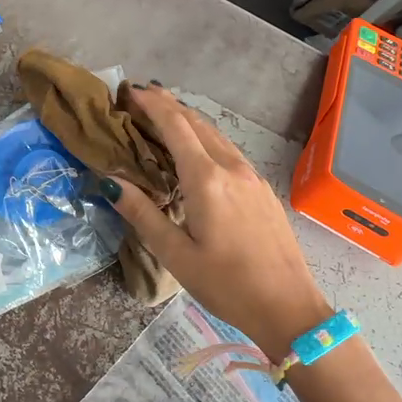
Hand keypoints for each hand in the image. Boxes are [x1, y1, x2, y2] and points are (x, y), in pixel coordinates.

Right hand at [105, 84, 331, 359]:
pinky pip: (228, 150)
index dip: (152, 104)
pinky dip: (205, 138)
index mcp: (206, 179)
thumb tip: (111, 181)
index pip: (175, 125)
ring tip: (164, 117)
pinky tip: (197, 151)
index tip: (130, 90)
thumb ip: (142, 213)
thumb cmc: (227, 285)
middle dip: (168, 105)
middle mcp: (231, 168)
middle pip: (196, 122)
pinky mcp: (263, 190)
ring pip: (215, 134)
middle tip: (139, 98)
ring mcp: (252, 177)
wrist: (290, 310)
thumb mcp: (175, 255)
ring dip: (188, 120)